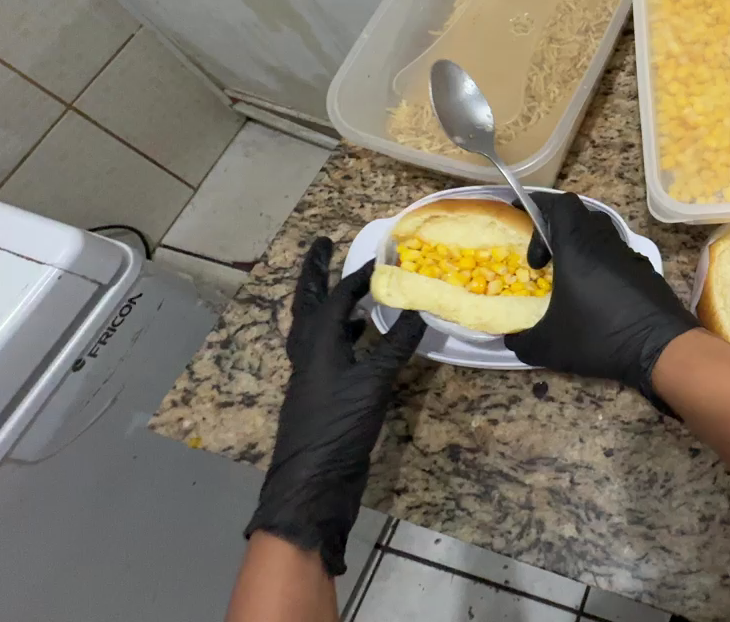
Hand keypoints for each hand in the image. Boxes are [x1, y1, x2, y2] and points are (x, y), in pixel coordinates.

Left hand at [245, 239, 425, 574]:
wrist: (312, 485)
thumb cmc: (338, 428)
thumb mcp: (374, 383)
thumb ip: (396, 345)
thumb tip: (421, 311)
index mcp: (316, 345)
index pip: (336, 299)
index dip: (358, 276)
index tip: (382, 257)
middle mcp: (309, 354)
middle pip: (308, 304)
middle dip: (315, 273)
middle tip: (323, 244)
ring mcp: (313, 375)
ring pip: (315, 327)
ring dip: (329, 302)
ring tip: (349, 289)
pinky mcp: (322, 393)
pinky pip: (329, 350)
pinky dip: (343, 334)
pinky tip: (361, 338)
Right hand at [505, 191, 699, 411]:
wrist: (661, 346)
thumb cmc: (600, 336)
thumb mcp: (549, 346)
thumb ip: (522, 341)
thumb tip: (510, 341)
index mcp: (578, 247)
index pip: (560, 204)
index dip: (538, 203)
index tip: (519, 215)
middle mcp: (604, 242)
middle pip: (579, 214)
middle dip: (554, 227)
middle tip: (541, 259)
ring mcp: (628, 254)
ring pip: (599, 232)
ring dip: (577, 245)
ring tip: (564, 276)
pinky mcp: (642, 269)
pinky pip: (614, 252)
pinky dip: (597, 260)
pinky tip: (592, 292)